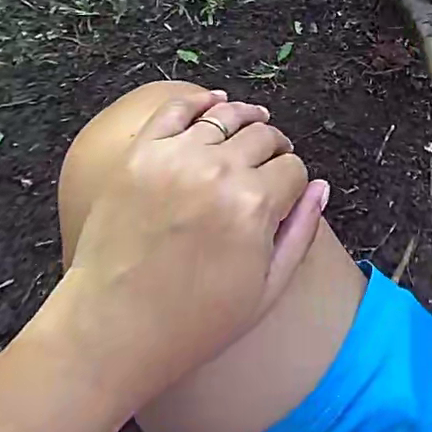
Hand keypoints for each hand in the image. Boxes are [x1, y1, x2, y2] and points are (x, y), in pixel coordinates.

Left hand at [57, 89, 328, 393]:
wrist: (110, 333)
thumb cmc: (194, 323)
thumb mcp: (266, 291)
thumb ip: (301, 232)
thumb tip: (321, 186)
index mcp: (254, 204)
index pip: (292, 169)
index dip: (294, 182)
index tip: (285, 195)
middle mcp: (218, 170)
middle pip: (264, 137)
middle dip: (275, 148)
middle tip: (270, 164)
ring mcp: (176, 157)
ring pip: (226, 115)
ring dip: (247, 117)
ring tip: (254, 121)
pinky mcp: (140, 154)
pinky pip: (175, 109)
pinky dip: (199, 99)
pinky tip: (214, 101)